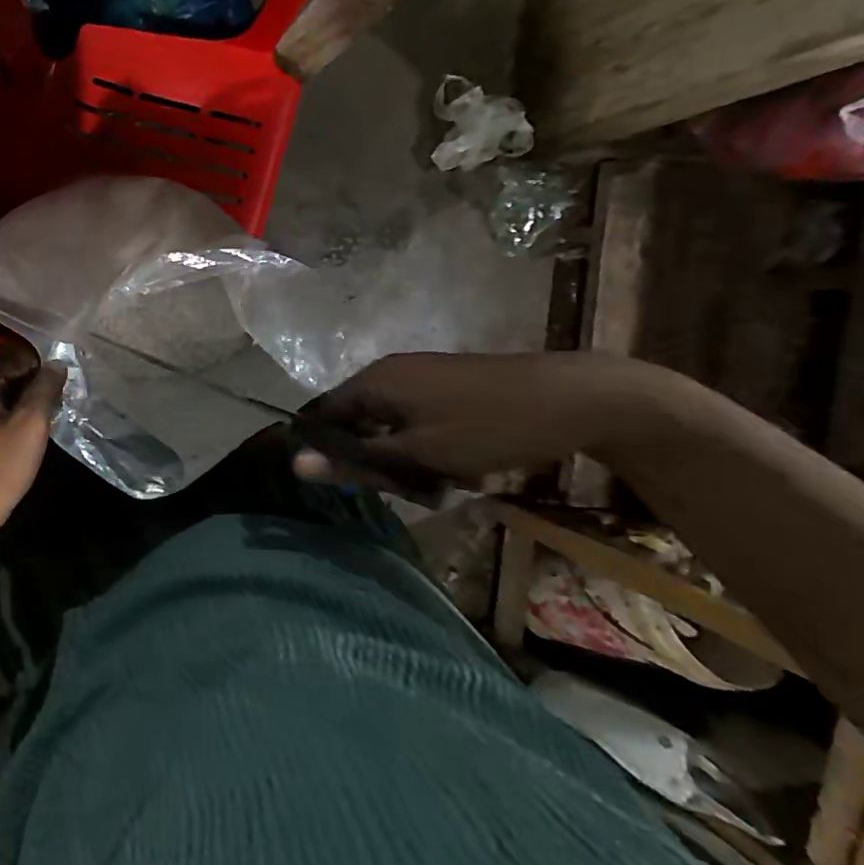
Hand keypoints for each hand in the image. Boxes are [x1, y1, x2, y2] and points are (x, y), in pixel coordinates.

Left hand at [0, 342, 66, 539]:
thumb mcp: (30, 426)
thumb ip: (44, 389)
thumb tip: (57, 363)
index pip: (9, 353)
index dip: (38, 362)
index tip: (60, 381)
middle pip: (2, 368)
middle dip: (32, 376)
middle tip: (58, 395)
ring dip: (24, 393)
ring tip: (49, 410)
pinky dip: (13, 408)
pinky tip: (30, 425)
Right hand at [292, 352, 651, 487]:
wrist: (568, 400)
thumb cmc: (484, 427)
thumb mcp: (416, 453)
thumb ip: (356, 460)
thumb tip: (294, 463)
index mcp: (374, 381)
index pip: (321, 416)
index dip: (322, 452)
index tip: (339, 487)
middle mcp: (391, 374)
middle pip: (357, 425)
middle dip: (375, 463)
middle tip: (409, 491)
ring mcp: (422, 380)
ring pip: (391, 430)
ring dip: (406, 463)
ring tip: (442, 484)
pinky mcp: (448, 390)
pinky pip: (419, 425)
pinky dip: (430, 452)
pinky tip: (461, 471)